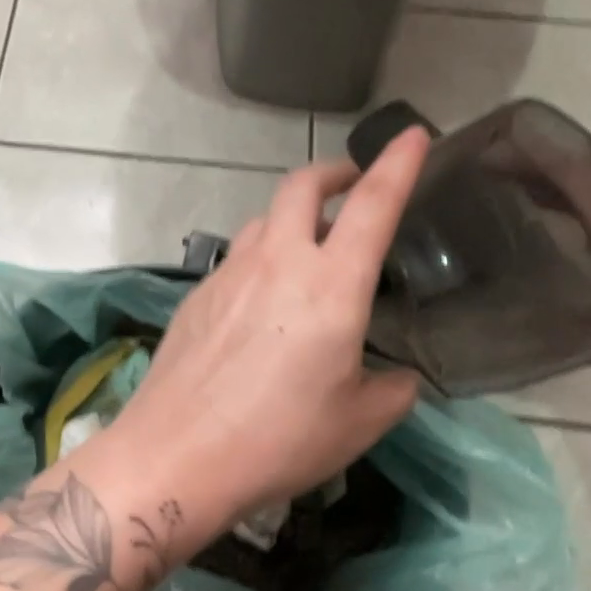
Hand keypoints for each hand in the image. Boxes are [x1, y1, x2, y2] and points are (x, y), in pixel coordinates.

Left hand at [102, 129, 431, 524]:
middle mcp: (277, 262)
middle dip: (333, 172)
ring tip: (310, 247)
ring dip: (292, 218)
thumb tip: (398, 378)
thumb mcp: (359, 423)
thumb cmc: (278, 440)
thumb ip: (392, 389)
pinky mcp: (197, 294)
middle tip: (353, 185)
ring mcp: (229, 273)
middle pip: (301, 185)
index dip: (398, 165)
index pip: (373, 205)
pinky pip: (237, 257)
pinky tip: (264, 302)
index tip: (413, 136)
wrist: (177, 454)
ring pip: (263, 219)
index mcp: (330, 285)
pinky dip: (261, 257)